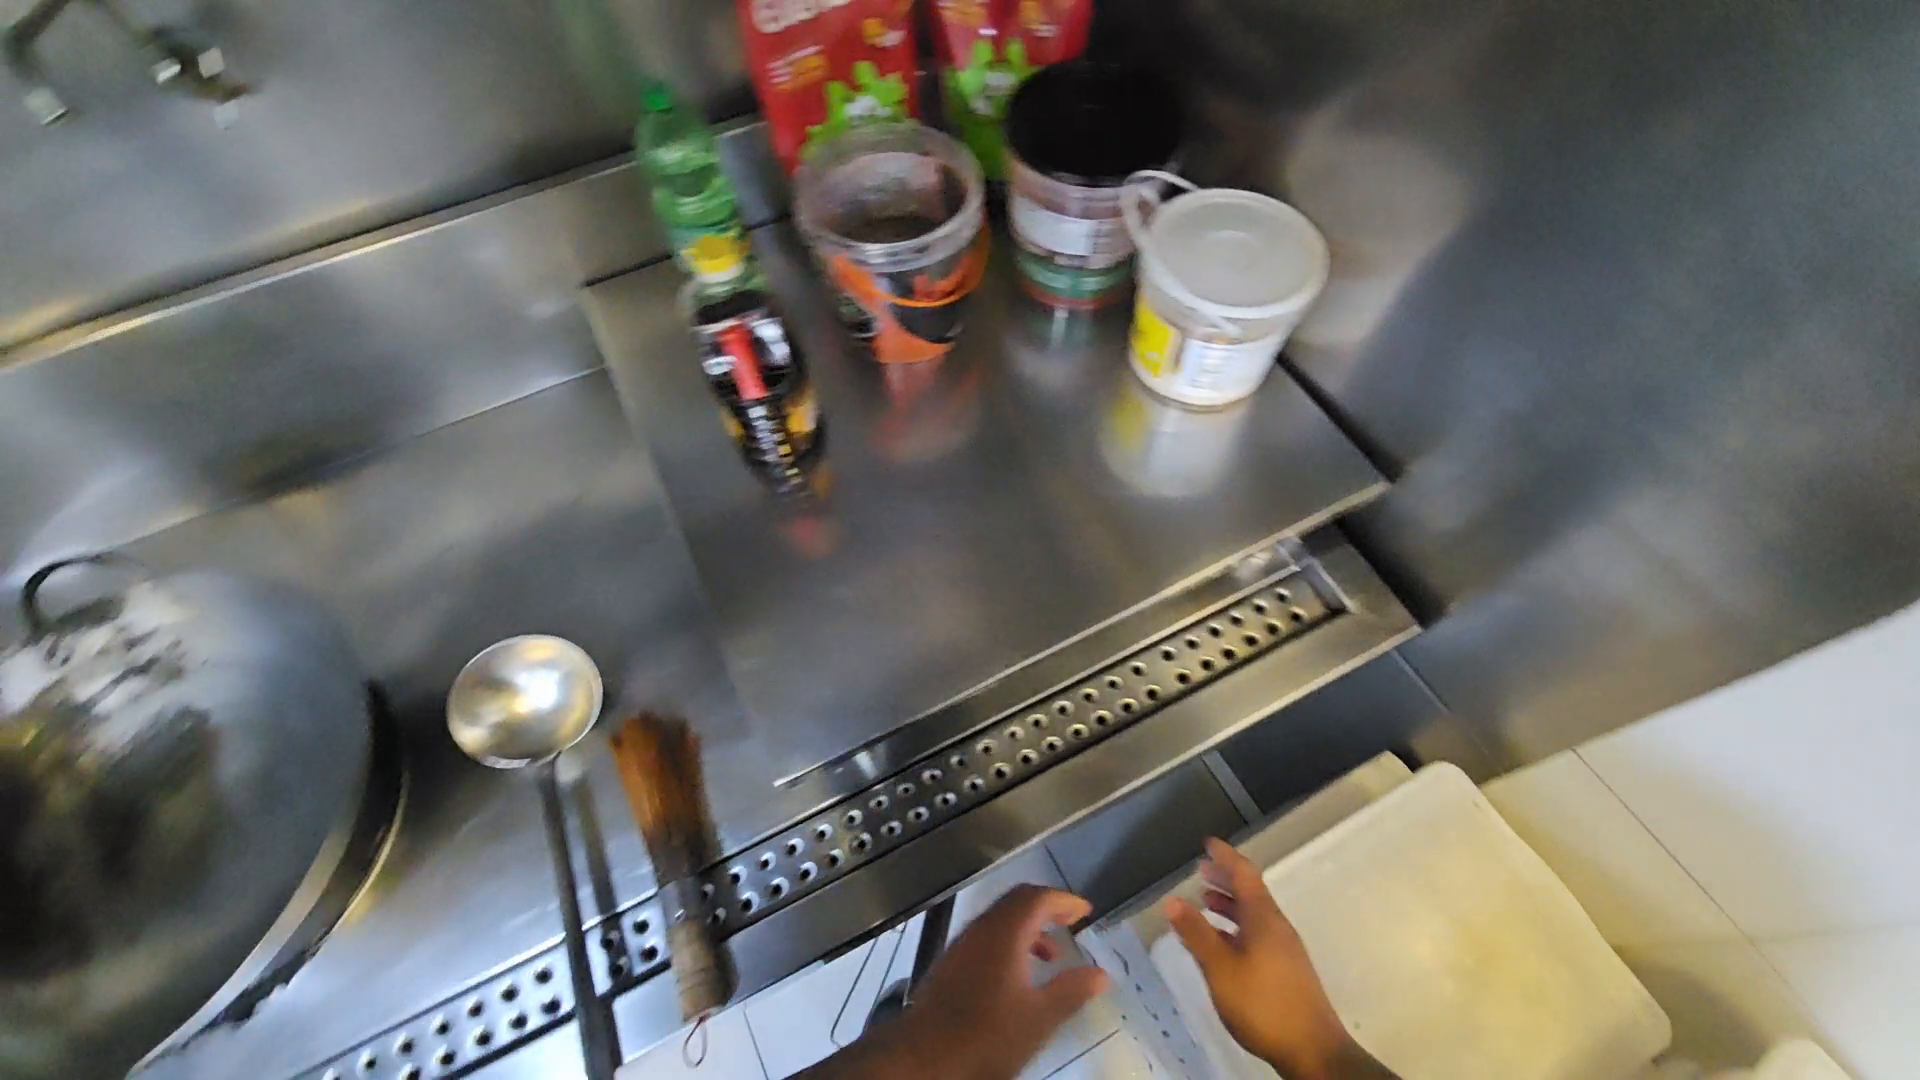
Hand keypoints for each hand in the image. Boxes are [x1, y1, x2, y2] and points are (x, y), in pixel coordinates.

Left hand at [810, 885, 1108, 1079]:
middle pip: (1017, 900)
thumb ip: (1071, 991)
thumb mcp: (1039, 1018)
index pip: (1038, 897)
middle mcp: (981, 927)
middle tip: (1071, 922)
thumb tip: (1101, 974)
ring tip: (1052, 954)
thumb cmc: (987, 1034)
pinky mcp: (952, 961)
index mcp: (1005, 932)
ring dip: (1029, 926)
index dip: (1064, 899)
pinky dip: (1010, 940)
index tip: (1086, 911)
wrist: (925, 1056)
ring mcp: (963, 943)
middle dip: (1047, 907)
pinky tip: (1019, 974)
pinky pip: (987, 935)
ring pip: (1001, 918)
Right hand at [1166, 838, 1392, 1079]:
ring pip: (1254, 914)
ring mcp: (1285, 950)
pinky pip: (1257, 933)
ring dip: (1229, 903)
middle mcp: (1277, 927)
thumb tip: (1173, 899)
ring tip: (1205, 900)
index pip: (1244, 873)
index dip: (1225, 856)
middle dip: (1225, 878)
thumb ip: (1196, 933)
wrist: (1314, 1054)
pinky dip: (1236, 925)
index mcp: (1263, 918)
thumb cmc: (1263, 1003)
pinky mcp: (1287, 970)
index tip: (1207, 842)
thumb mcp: (1220, 968)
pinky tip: (1222, 943)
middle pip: (1250, 892)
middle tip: (1201, 870)